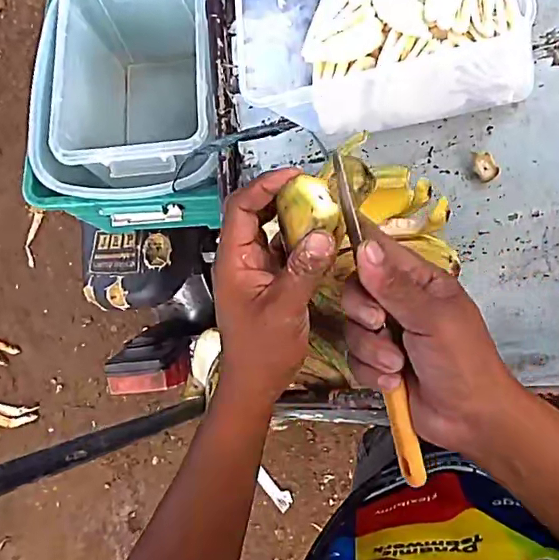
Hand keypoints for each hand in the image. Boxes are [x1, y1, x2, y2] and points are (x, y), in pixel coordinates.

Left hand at [212, 169, 336, 401]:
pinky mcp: (271, 279)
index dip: (265, 186)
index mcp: (234, 260)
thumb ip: (303, 271)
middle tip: (314, 189)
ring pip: (272, 228)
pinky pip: (285, 248)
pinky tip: (323, 237)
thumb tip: (323, 235)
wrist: (256, 382)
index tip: (295, 176)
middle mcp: (242, 258)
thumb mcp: (284, 309)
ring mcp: (256, 268)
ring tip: (323, 208)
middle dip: (282, 196)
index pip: (242, 207)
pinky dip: (302, 238)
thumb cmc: (262, 350)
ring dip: (295, 215)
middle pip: (255, 211)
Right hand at [340, 223, 531, 457]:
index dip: (361, 255)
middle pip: (356, 291)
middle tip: (380, 326)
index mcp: (422, 281)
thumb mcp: (432, 319)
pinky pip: (355, 359)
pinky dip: (372, 373)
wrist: (471, 419)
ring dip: (372, 350)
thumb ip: (394, 287)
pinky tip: (395, 382)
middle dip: (362, 313)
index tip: (355, 273)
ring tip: (398, 365)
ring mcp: (389, 334)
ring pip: (353, 328)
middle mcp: (402, 302)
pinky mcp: (379, 364)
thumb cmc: (464, 362)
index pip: (382, 252)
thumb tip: (365, 248)